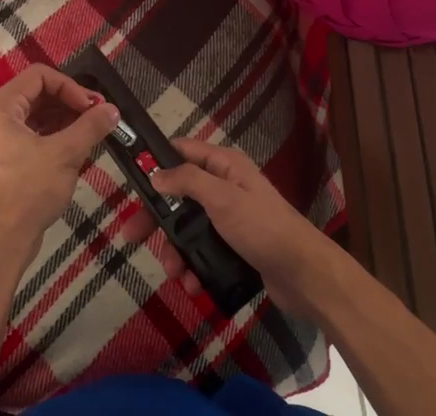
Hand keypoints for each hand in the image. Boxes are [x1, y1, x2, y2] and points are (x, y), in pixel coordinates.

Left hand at [0, 65, 122, 258]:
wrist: (3, 240)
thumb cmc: (28, 191)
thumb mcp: (65, 154)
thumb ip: (90, 127)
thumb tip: (112, 110)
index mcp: (2, 108)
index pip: (39, 76)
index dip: (70, 86)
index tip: (93, 105)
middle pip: (38, 95)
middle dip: (70, 103)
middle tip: (98, 116)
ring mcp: (1, 142)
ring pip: (38, 118)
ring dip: (66, 120)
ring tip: (93, 132)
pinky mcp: (8, 162)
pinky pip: (35, 137)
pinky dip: (57, 138)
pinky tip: (79, 149)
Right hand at [147, 138, 348, 317]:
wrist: (304, 275)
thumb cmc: (262, 227)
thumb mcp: (222, 198)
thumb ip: (188, 181)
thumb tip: (156, 173)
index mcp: (225, 166)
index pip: (183, 151)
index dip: (157, 160)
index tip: (131, 175)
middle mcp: (226, 188)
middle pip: (180, 196)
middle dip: (158, 218)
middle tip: (132, 236)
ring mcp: (230, 220)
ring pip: (189, 228)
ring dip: (176, 250)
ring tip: (174, 273)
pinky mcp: (234, 248)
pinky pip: (204, 253)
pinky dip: (194, 266)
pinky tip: (193, 284)